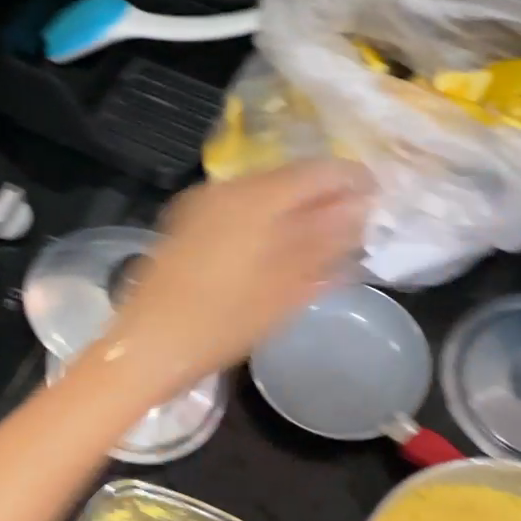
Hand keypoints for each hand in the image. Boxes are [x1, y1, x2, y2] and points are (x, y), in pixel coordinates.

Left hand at [92, 160, 373, 392]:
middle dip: (322, 198)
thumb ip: (324, 245)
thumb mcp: (282, 291)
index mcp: (256, 197)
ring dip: (292, 212)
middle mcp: (226, 189)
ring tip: (318, 242)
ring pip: (261, 196)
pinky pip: (236, 213)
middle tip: (352, 223)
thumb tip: (359, 211)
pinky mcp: (183, 229)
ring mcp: (199, 207)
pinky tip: (275, 250)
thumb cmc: (216, 326)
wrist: (142, 350)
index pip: (319, 171)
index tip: (378, 198)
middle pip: (288, 180)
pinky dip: (262, 224)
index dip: (353, 182)